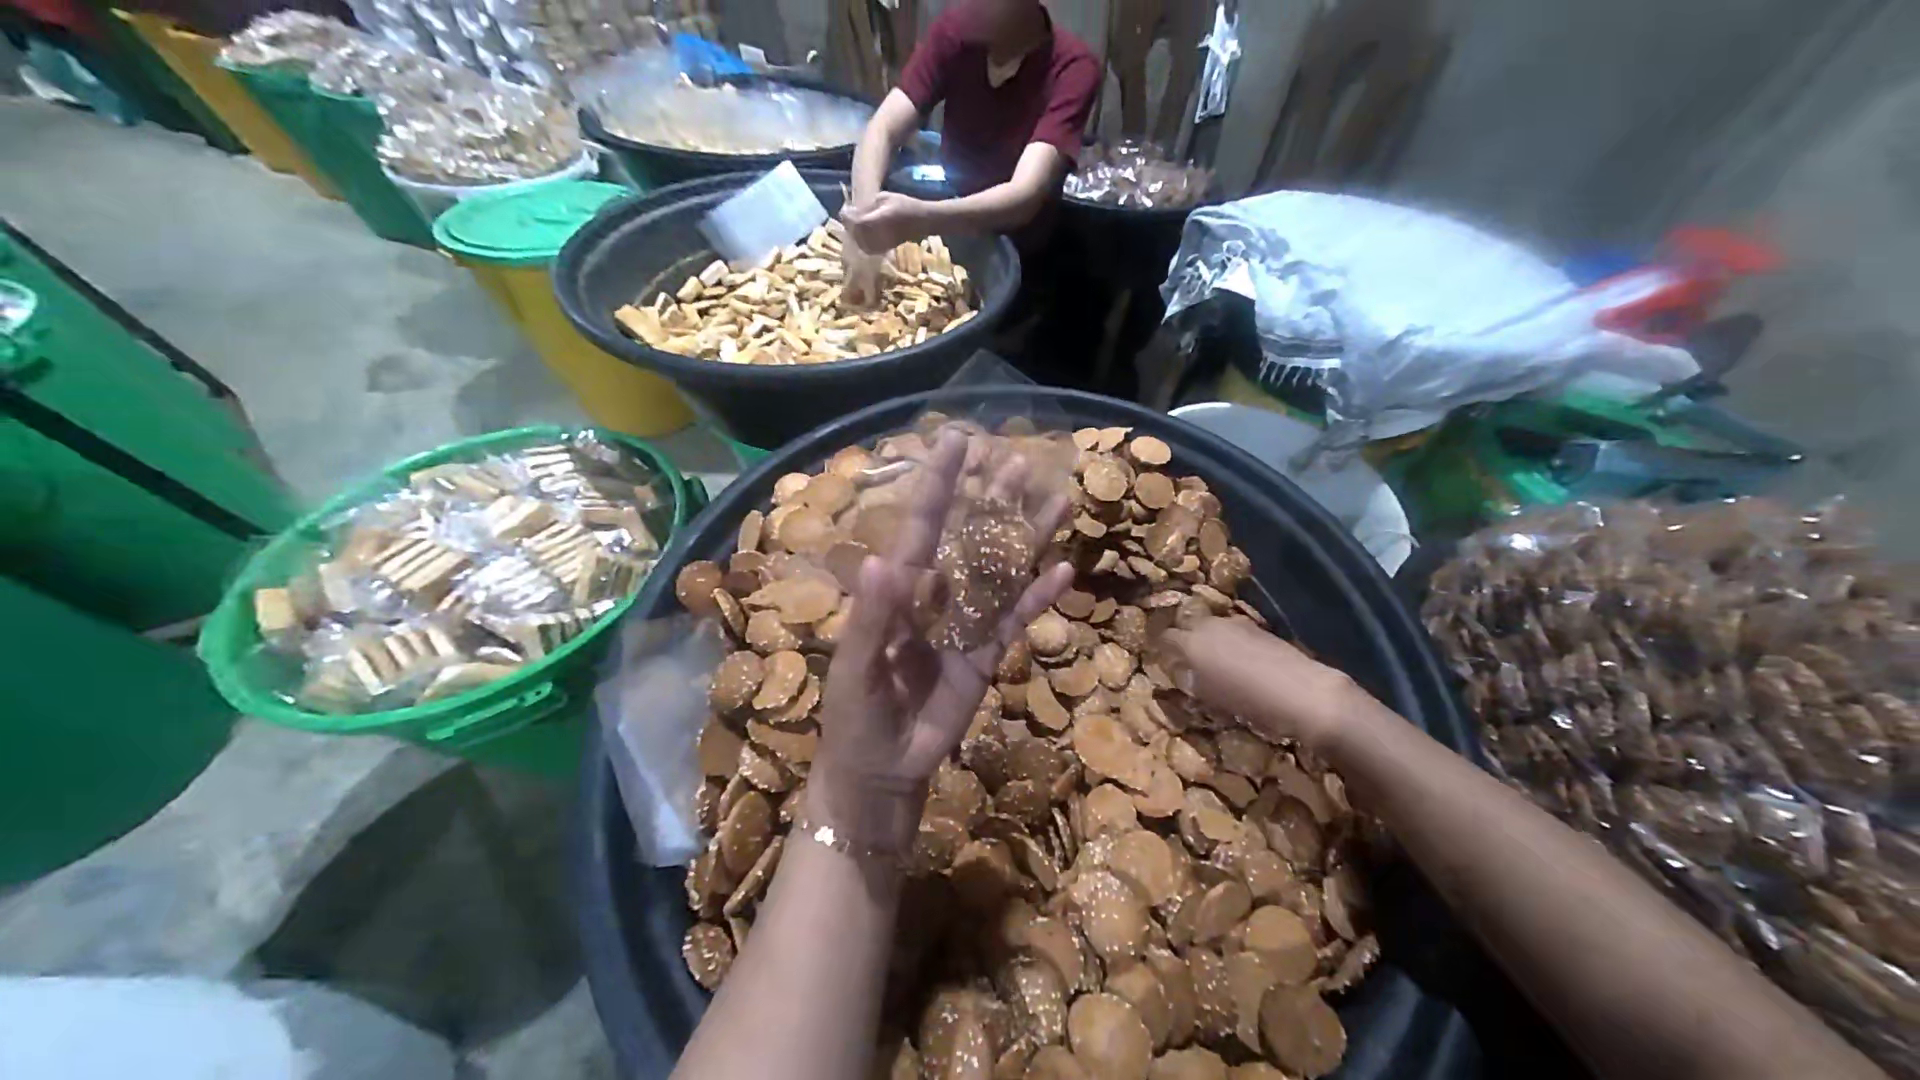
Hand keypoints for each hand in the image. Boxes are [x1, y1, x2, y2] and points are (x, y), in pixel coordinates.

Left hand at [809, 430, 1072, 853]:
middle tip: (1021, 460)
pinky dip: (1038, 597)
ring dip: (1026, 538)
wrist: (882, 768)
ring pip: (1001, 571)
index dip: (940, 483)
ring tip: (1059, 501)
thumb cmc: (855, 714)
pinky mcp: (986, 654)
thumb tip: (882, 562)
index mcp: (900, 589)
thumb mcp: (855, 666)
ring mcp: (965, 623)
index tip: (958, 440)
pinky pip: (1016, 620)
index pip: (922, 524)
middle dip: (993, 499)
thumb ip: (872, 616)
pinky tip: (1065, 571)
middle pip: (970, 537)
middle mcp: (936, 596)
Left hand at [839, 192, 933, 253]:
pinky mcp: (884, 249)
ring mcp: (881, 244)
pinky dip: (862, 242)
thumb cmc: (904, 205)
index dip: (847, 217)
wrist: (921, 221)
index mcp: (877, 220)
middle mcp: (877, 235)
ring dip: (856, 235)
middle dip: (850, 226)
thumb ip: (867, 206)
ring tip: (856, 225)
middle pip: (856, 234)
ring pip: (860, 243)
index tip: (845, 209)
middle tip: (849, 216)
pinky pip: (868, 248)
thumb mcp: (883, 197)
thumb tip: (854, 212)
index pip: (855, 223)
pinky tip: (863, 234)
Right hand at [1161, 618, 1371, 755]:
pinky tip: (1242, 663)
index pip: (1165, 637)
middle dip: (1186, 641)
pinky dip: (1230, 643)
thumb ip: (1192, 681)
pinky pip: (1233, 632)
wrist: (1304, 693)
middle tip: (1189, 662)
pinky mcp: (1258, 628)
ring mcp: (1236, 623)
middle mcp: (1209, 626)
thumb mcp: (1211, 697)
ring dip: (1210, 641)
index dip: (1163, 649)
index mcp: (1191, 643)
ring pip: (1212, 628)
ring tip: (1218, 664)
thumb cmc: (1249, 701)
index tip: (1165, 662)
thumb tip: (1183, 673)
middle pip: (1188, 627)